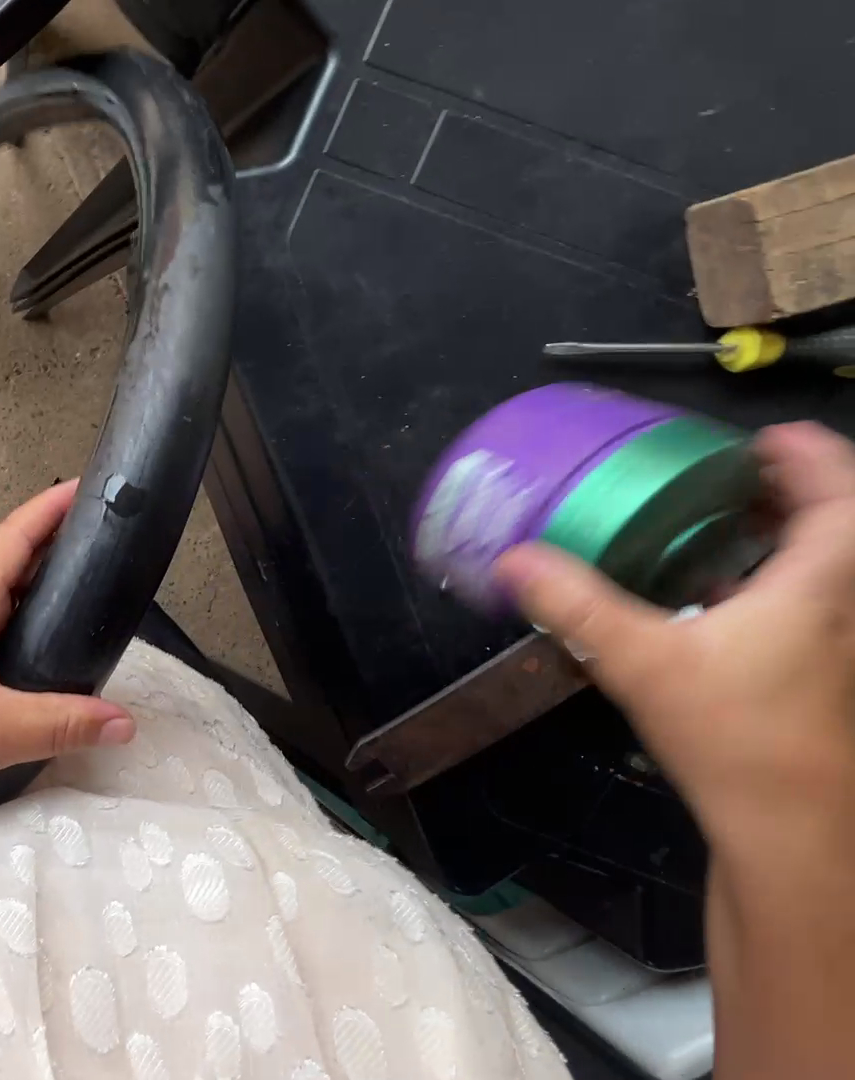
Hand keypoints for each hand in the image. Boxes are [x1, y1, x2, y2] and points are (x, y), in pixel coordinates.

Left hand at [0, 479, 133, 841]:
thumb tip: (128, 721)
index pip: (11, 540)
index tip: (89, 484)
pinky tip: (48, 630)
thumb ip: (61, 723)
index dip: (50, 508)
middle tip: (107, 527)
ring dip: (39, 572)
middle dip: (53, 534)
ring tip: (89, 568)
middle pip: (7, 557)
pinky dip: (25, 610)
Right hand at [493, 422, 854, 843]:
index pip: (840, 496)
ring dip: (783, 537)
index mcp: (823, 585)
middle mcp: (845, 604)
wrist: (794, 823)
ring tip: (716, 524)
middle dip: (787, 493)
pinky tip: (716, 595)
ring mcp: (838, 641)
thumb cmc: (734, 731)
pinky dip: (772, 580)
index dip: (805, 457)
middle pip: (839, 527)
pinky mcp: (822, 672)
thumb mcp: (639, 659)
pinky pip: (808, 601)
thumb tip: (511, 559)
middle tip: (721, 477)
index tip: (760, 437)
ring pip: (825, 567)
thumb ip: (573, 605)